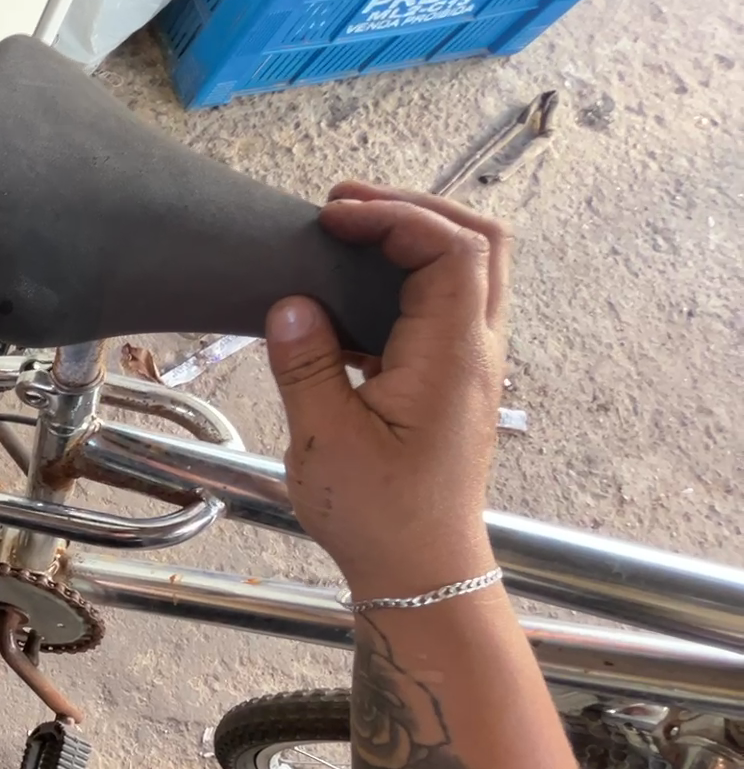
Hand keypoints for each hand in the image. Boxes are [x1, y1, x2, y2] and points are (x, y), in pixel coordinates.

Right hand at [264, 182, 509, 598]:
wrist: (416, 563)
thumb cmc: (373, 509)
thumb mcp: (324, 438)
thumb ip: (306, 366)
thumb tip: (289, 305)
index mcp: (449, 359)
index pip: (447, 252)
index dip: (393, 219)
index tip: (329, 217)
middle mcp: (475, 351)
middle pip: (479, 243)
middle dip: (414, 210)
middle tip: (344, 205)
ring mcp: (468, 366)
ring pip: (468, 272)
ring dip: (414, 239)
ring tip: (346, 235)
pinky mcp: (449, 382)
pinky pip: (442, 308)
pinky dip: (404, 280)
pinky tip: (349, 297)